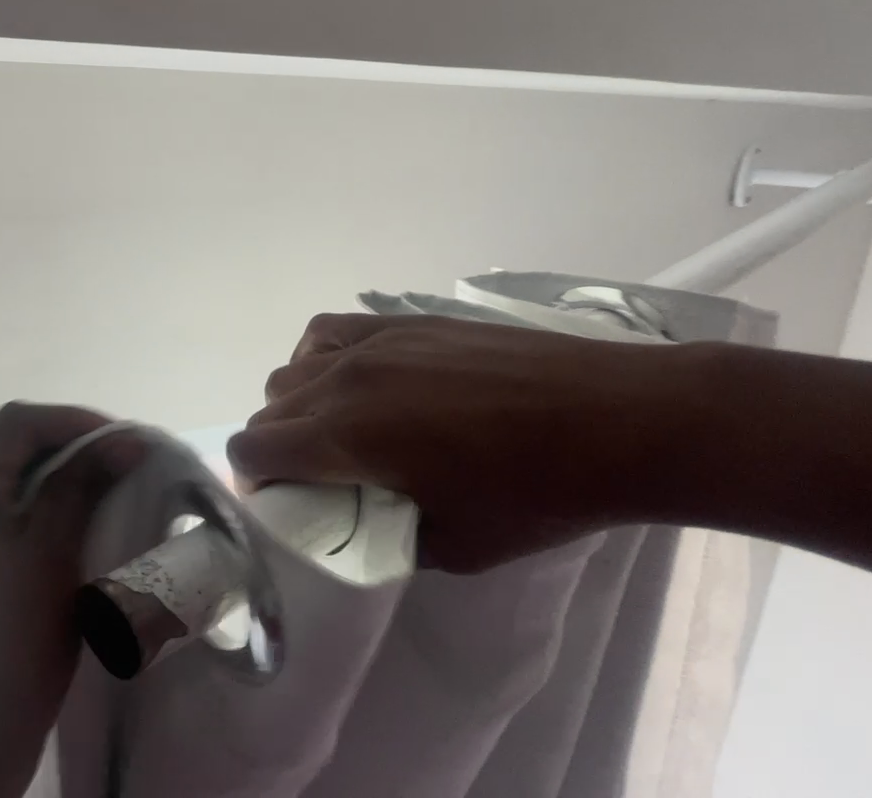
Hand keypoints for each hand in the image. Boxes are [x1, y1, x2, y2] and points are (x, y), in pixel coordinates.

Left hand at [0, 402, 145, 792]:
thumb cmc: (16, 633)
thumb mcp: (55, 548)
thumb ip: (83, 482)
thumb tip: (121, 440)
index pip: (16, 422)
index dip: (75, 421)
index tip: (124, 440)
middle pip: (0, 445)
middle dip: (60, 446)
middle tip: (113, 463)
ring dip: (42, 476)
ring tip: (92, 490)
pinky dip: (21, 505)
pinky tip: (55, 524)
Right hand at [229, 313, 702, 572]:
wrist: (620, 418)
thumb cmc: (541, 494)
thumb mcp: (459, 547)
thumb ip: (390, 535)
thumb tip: (365, 523)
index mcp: (346, 438)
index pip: (252, 450)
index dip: (251, 479)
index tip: (278, 498)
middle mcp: (340, 382)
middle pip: (267, 411)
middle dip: (274, 446)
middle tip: (314, 472)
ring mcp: (368, 345)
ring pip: (289, 371)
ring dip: (294, 405)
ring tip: (335, 426)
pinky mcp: (398, 324)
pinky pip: (324, 333)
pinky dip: (316, 358)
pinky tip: (345, 377)